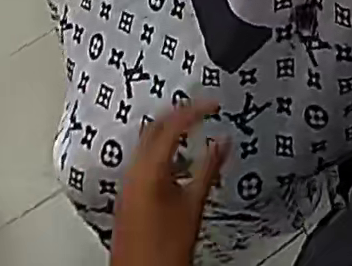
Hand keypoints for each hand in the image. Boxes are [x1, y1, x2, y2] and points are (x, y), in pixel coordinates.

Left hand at [110, 100, 228, 265]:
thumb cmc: (165, 248)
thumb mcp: (195, 201)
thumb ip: (211, 165)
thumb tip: (224, 139)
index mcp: (150, 168)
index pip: (173, 123)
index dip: (196, 108)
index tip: (213, 104)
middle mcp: (133, 172)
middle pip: (154, 128)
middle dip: (178, 113)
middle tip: (201, 108)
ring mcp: (127, 186)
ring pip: (146, 143)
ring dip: (168, 131)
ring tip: (192, 129)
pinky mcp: (127, 198)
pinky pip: (142, 161)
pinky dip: (161, 150)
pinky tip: (177, 160)